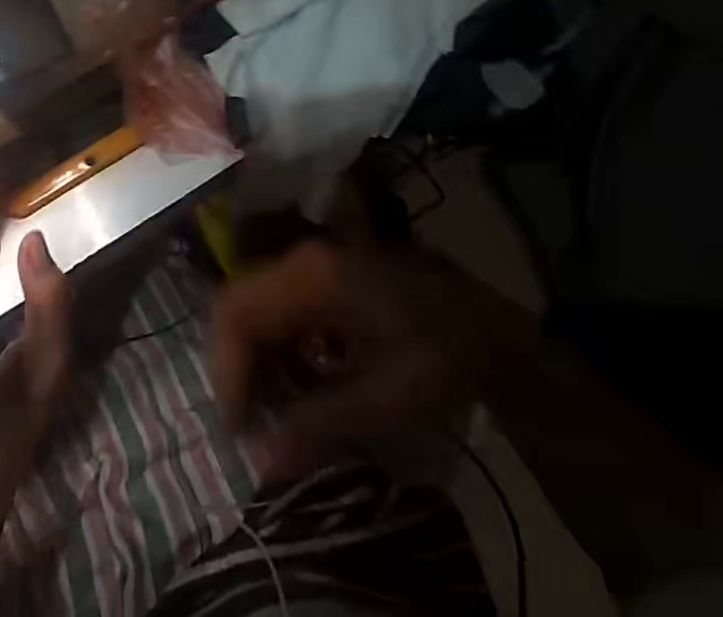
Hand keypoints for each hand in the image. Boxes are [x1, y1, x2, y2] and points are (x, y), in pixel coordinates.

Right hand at [211, 239, 525, 475]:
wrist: (496, 322)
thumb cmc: (446, 354)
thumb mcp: (389, 398)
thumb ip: (321, 427)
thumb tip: (264, 462)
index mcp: (314, 278)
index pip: (237, 315)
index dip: (227, 372)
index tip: (239, 429)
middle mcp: (303, 260)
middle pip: (237, 306)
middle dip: (236, 367)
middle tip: (253, 421)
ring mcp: (313, 264)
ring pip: (253, 309)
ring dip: (255, 361)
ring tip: (276, 411)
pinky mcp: (323, 277)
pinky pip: (278, 311)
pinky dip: (276, 351)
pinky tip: (300, 385)